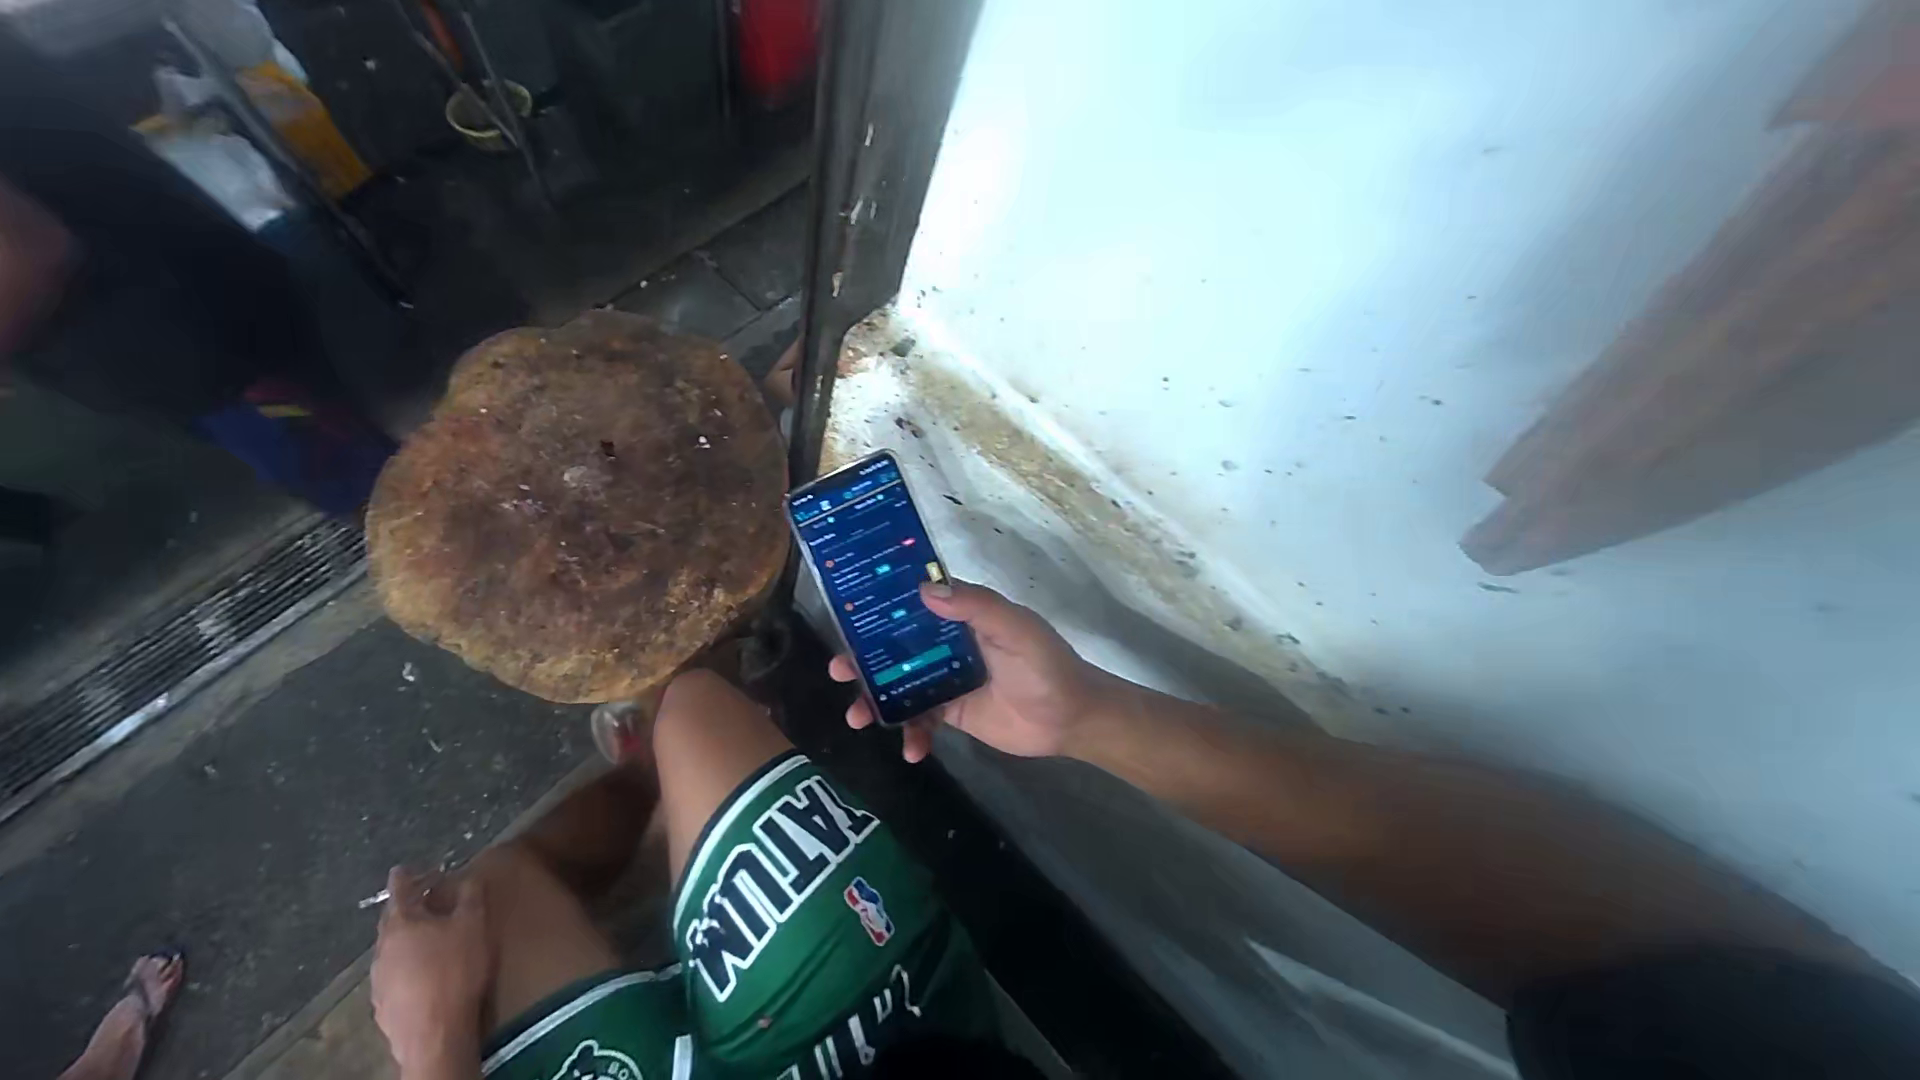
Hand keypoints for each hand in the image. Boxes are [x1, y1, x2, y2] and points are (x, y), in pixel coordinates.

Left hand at [371, 866, 490, 1072]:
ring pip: (394, 947)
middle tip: (428, 896)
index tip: (403, 867)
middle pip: (393, 921)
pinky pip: (396, 970)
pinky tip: (428, 966)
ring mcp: (379, 979)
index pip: (400, 893)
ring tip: (433, 930)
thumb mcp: (473, 923)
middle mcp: (383, 950)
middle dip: (409, 906)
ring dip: (410, 934)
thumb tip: (465, 875)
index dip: (405, 878)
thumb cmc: (456, 968)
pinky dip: (409, 958)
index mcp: (402, 926)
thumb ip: (469, 896)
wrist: (435, 1032)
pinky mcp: (384, 1003)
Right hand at [830, 580, 1111, 762]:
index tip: (846, 617)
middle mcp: (946, 646)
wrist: (1071, 719)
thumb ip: (976, 607)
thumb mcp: (1015, 629)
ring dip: (875, 702)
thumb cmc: (1046, 665)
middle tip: (837, 671)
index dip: (879, 610)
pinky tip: (912, 752)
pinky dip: (912, 736)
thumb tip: (924, 590)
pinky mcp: (952, 713)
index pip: (914, 606)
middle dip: (863, 660)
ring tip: (856, 718)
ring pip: (900, 686)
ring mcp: (946, 680)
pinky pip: (920, 721)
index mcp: (961, 618)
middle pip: (896, 648)